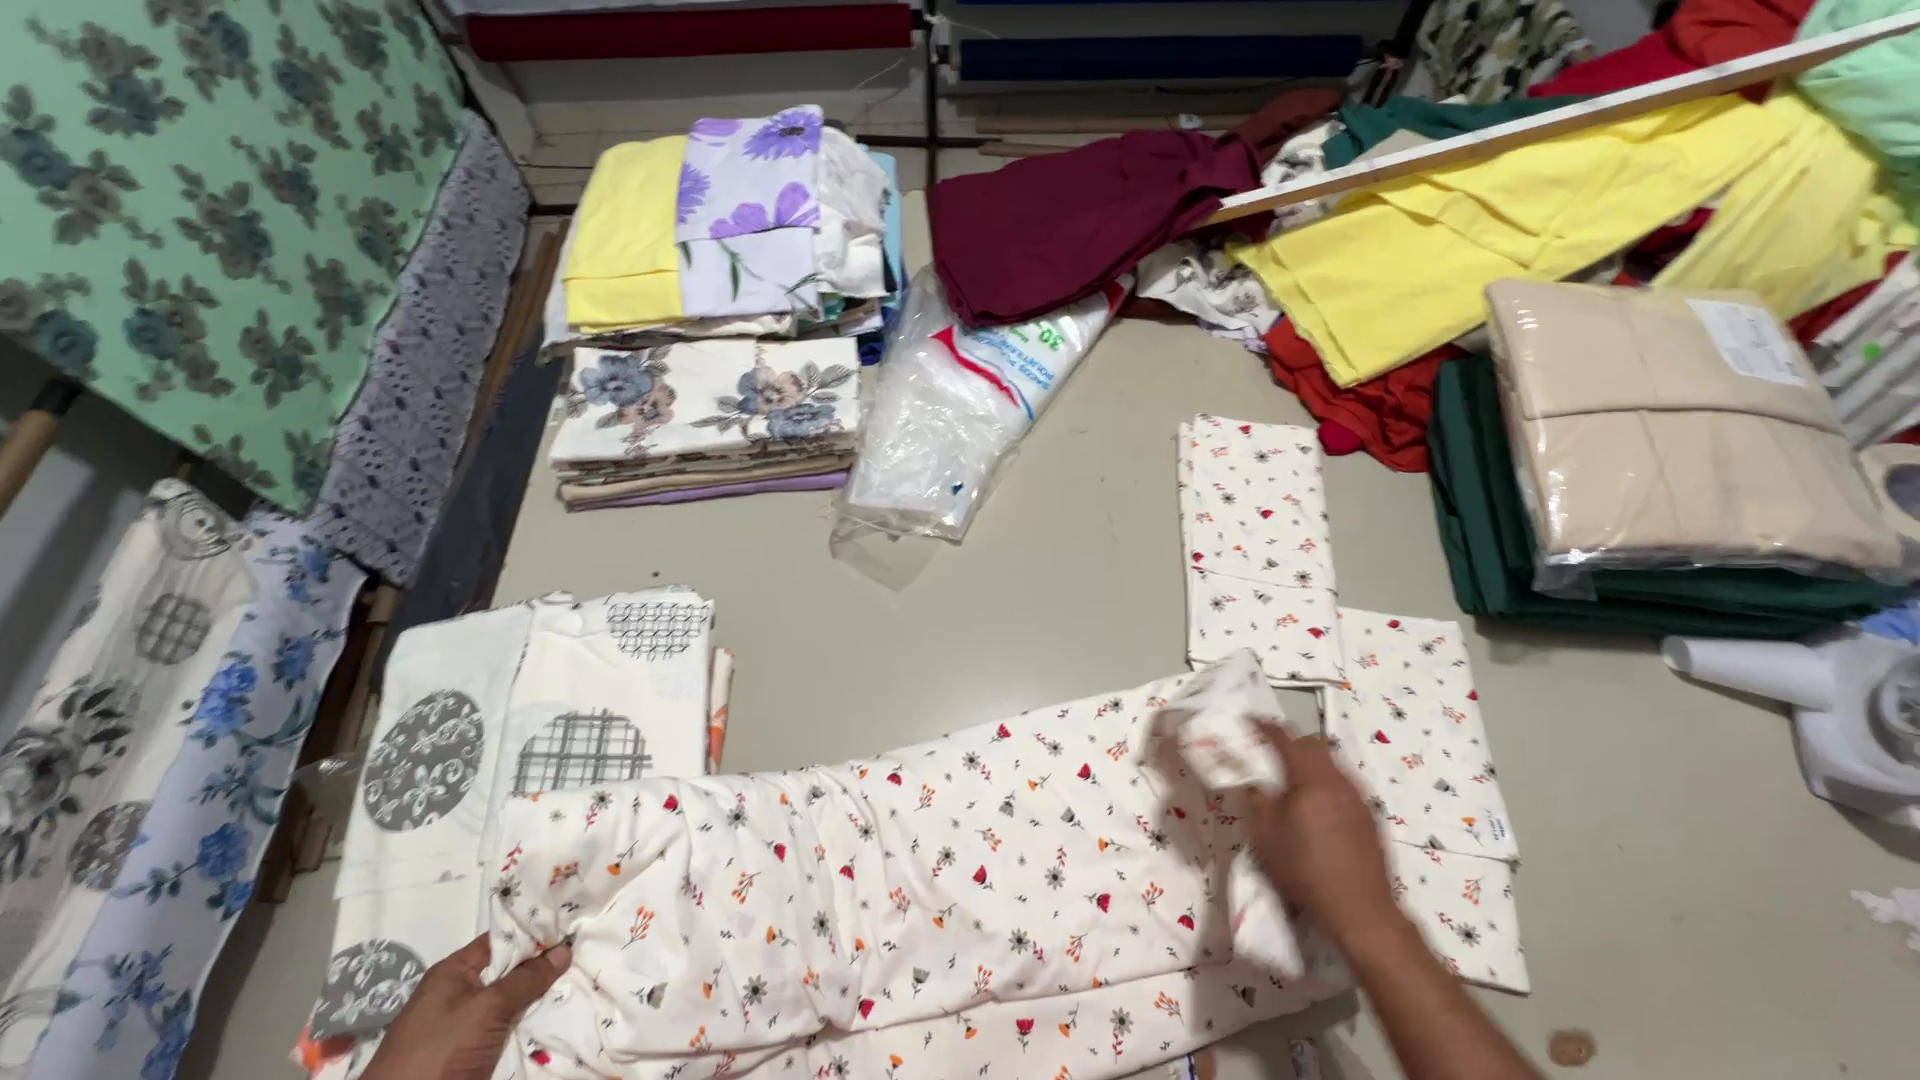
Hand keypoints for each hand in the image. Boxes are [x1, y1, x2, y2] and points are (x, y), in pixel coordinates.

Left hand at [360, 935, 571, 1079]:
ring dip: (542, 999)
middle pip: (510, 971)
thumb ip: (526, 978)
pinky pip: (509, 1031)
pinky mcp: (474, 1054)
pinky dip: (532, 1026)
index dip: (536, 931)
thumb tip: (564, 949)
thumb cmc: (438, 1053)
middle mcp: (460, 994)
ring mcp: (467, 1026)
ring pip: (513, 1003)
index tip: (573, 926)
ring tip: (585, 982)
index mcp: (454, 972)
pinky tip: (563, 1018)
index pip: (501, 939)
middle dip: (545, 967)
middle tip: (586, 955)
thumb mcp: (486, 1008)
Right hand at [1248, 722, 1405, 949]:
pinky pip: (1343, 787)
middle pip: (1313, 745)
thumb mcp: (1266, 835)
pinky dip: (1325, 786)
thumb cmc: (1305, 869)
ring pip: (1331, 765)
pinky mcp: (1369, 817)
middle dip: (1290, 743)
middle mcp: (1339, 780)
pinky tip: (1316, 812)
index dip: (1264, 727)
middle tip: (1269, 756)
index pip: (1285, 739)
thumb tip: (1255, 781)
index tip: (1249, 723)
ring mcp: (1359, 798)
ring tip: (1292, 788)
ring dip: (1309, 766)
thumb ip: (1258, 799)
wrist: (1359, 909)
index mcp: (1311, 779)